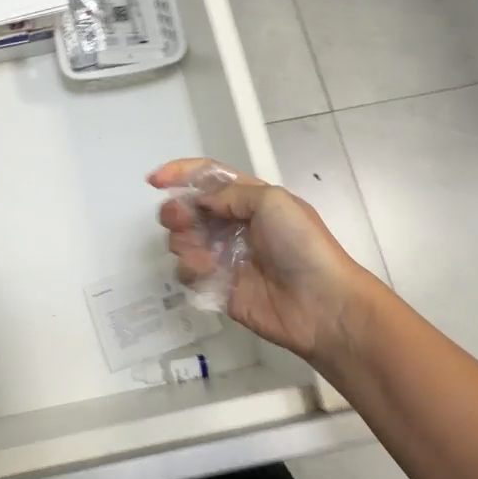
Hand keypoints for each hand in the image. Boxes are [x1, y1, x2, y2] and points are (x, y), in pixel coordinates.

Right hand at [149, 159, 372, 362]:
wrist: (323, 305)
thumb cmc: (302, 245)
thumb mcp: (272, 201)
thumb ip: (230, 194)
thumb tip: (202, 201)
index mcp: (249, 199)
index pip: (207, 177)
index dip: (179, 173)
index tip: (154, 182)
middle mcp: (234, 225)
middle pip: (189, 210)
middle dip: (177, 212)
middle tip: (178, 221)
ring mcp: (225, 257)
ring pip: (184, 242)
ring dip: (184, 242)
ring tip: (201, 254)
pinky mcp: (220, 289)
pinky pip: (190, 275)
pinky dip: (191, 271)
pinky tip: (207, 274)